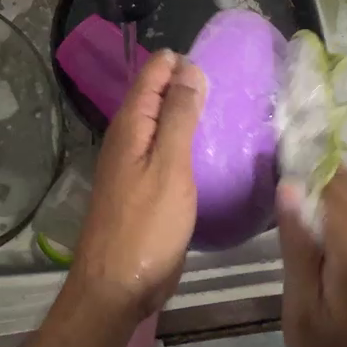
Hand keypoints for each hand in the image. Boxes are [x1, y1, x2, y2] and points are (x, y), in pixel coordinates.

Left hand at [70, 48, 205, 320]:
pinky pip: (164, 148)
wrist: (116, 288)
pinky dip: (184, 139)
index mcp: (131, 124)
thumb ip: (179, 115)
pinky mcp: (142, 186)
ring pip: (160, 121)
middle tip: (229, 82)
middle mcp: (127, 136)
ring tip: (226, 107)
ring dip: (186, 111)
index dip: (180, 61)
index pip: (153, 72)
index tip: (217, 59)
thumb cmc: (146, 225)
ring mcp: (132, 162)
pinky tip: (208, 148)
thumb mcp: (169, 165)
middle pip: (156, 94)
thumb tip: (189, 67)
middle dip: (186, 82)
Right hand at [279, 170, 346, 346]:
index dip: (295, 169)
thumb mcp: (302, 309)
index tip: (265, 165)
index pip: (325, 182)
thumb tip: (286, 185)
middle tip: (269, 189)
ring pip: (346, 188)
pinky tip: (307, 221)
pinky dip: (329, 202)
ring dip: (316, 188)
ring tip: (284, 205)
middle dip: (304, 176)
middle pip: (338, 180)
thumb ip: (297, 245)